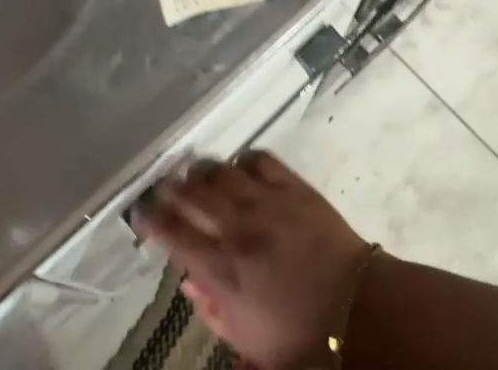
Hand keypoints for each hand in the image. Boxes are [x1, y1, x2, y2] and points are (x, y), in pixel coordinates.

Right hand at [133, 151, 372, 369]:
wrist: (357, 308)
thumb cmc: (299, 334)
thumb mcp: (246, 338)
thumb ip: (212, 309)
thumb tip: (188, 280)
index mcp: (222, 270)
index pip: (172, 233)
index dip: (150, 218)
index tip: (139, 211)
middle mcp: (238, 229)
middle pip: (191, 193)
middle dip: (170, 186)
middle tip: (162, 184)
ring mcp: (268, 202)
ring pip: (221, 170)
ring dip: (202, 169)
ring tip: (192, 170)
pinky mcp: (295, 187)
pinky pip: (261, 160)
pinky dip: (243, 160)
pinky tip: (238, 166)